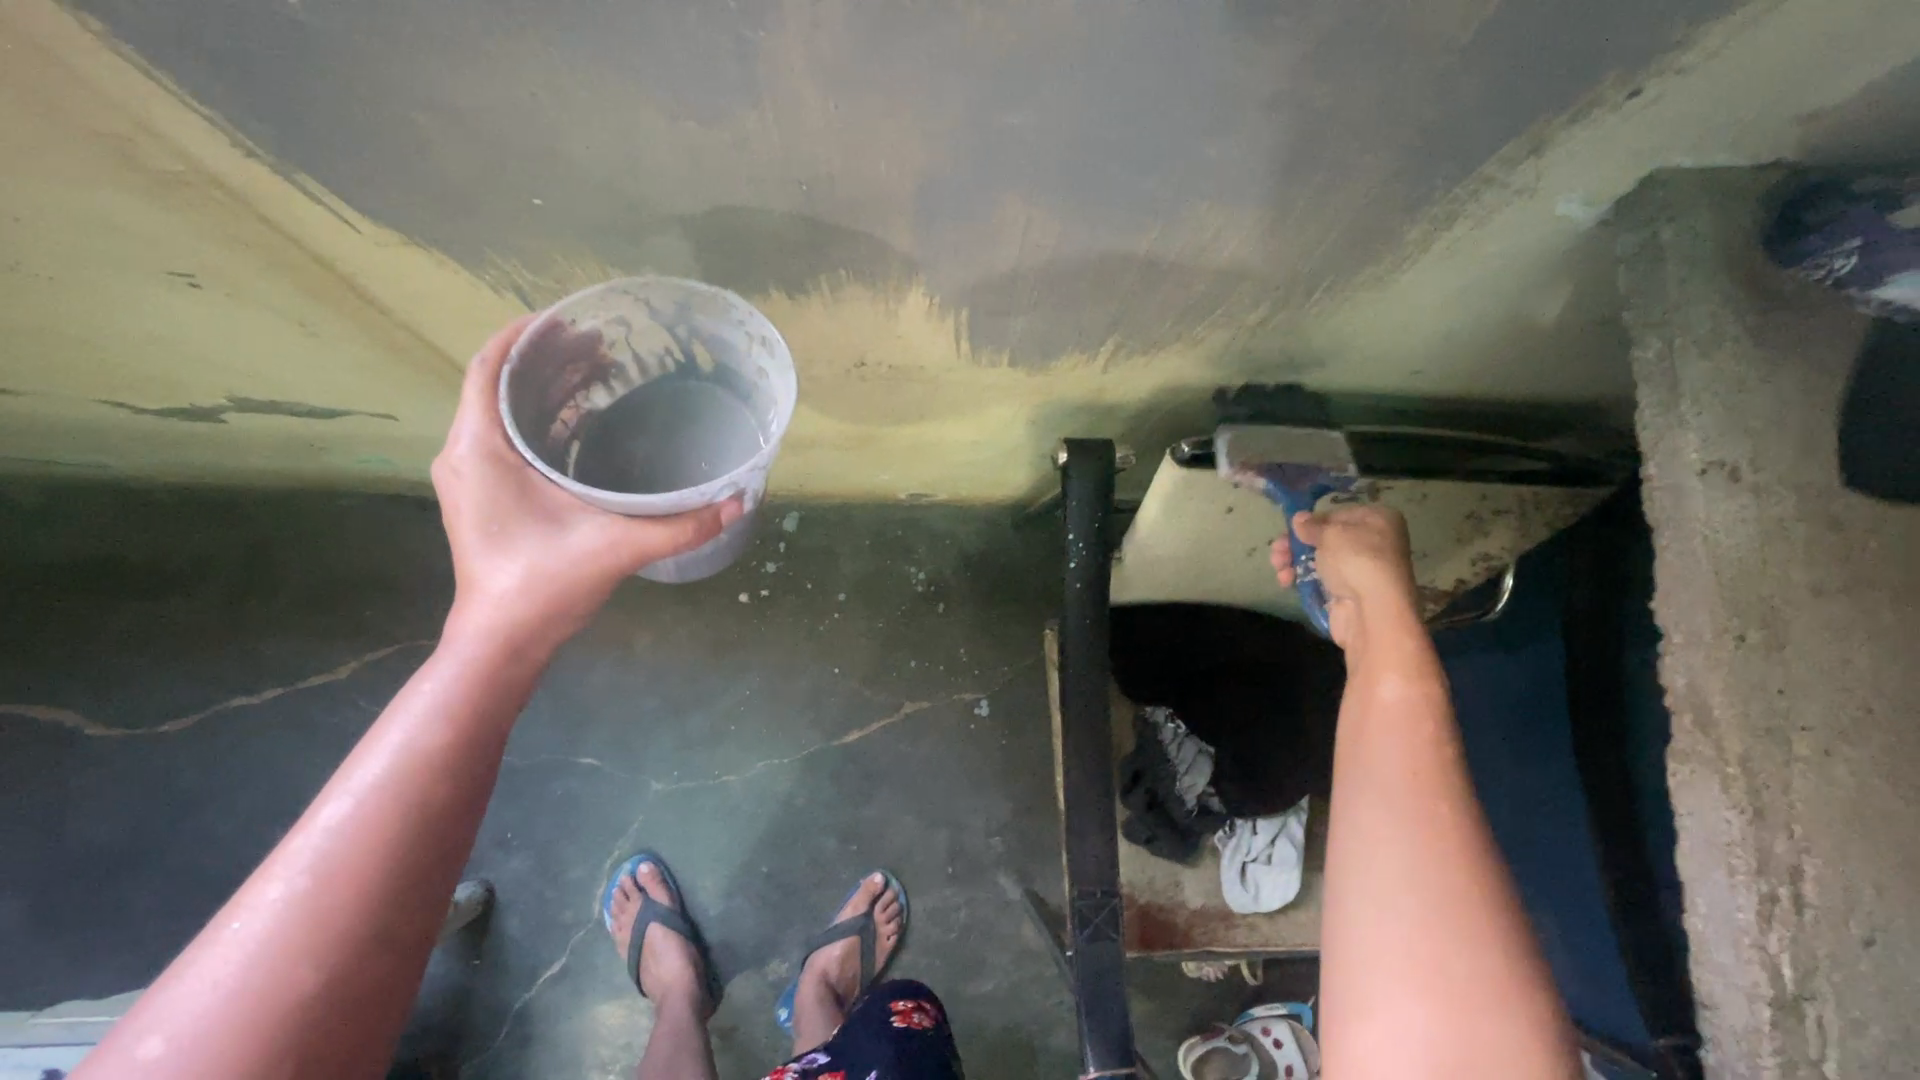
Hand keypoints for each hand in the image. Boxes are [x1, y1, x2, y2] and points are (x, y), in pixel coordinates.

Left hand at [432, 316, 741, 653]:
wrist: (502, 640)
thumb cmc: (544, 585)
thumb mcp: (618, 547)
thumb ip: (681, 525)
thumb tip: (739, 504)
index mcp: (480, 449)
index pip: (489, 367)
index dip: (525, 335)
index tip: (568, 317)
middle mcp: (466, 454)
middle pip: (501, 386)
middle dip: (549, 359)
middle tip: (603, 343)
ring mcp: (472, 478)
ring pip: (504, 413)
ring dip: (547, 389)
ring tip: (598, 371)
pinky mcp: (486, 497)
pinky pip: (510, 440)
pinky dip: (543, 421)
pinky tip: (583, 419)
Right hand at [1270, 503, 1419, 650]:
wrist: (1372, 610)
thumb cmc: (1356, 560)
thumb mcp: (1330, 533)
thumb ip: (1311, 525)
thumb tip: (1299, 518)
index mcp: (1377, 520)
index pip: (1337, 515)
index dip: (1312, 522)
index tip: (1291, 529)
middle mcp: (1372, 542)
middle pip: (1324, 538)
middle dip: (1296, 544)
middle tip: (1277, 550)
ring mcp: (1359, 569)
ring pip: (1318, 559)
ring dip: (1292, 560)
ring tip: (1278, 567)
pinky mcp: (1346, 592)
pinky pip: (1318, 579)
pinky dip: (1300, 578)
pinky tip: (1286, 581)